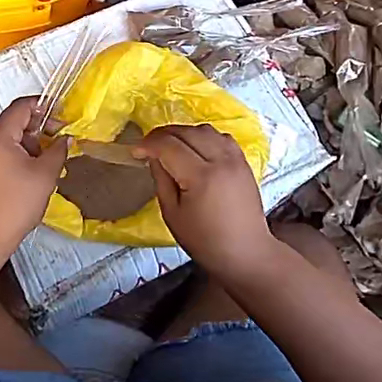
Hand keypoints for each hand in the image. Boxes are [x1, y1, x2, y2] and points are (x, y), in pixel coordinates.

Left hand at [0, 96, 69, 253]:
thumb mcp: (45, 175)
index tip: (63, 115)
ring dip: (32, 144)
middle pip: (15, 121)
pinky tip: (34, 173)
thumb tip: (66, 138)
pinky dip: (21, 156)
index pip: (21, 106)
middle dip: (40, 127)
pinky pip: (3, 153)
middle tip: (60, 140)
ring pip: (10, 139)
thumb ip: (58, 150)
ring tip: (50, 161)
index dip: (44, 106)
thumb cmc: (16, 203)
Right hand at [136, 125, 284, 282]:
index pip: (169, 146)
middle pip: (186, 132)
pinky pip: (221, 136)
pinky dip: (204, 137)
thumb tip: (154, 156)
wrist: (246, 251)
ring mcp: (236, 158)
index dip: (148, 144)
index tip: (136, 152)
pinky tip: (195, 149)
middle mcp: (221, 160)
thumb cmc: (205, 240)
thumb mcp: (172, 214)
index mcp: (201, 176)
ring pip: (204, 130)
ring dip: (183, 133)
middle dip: (162, 135)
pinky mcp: (244, 161)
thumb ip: (162, 180)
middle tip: (148, 147)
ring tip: (170, 147)